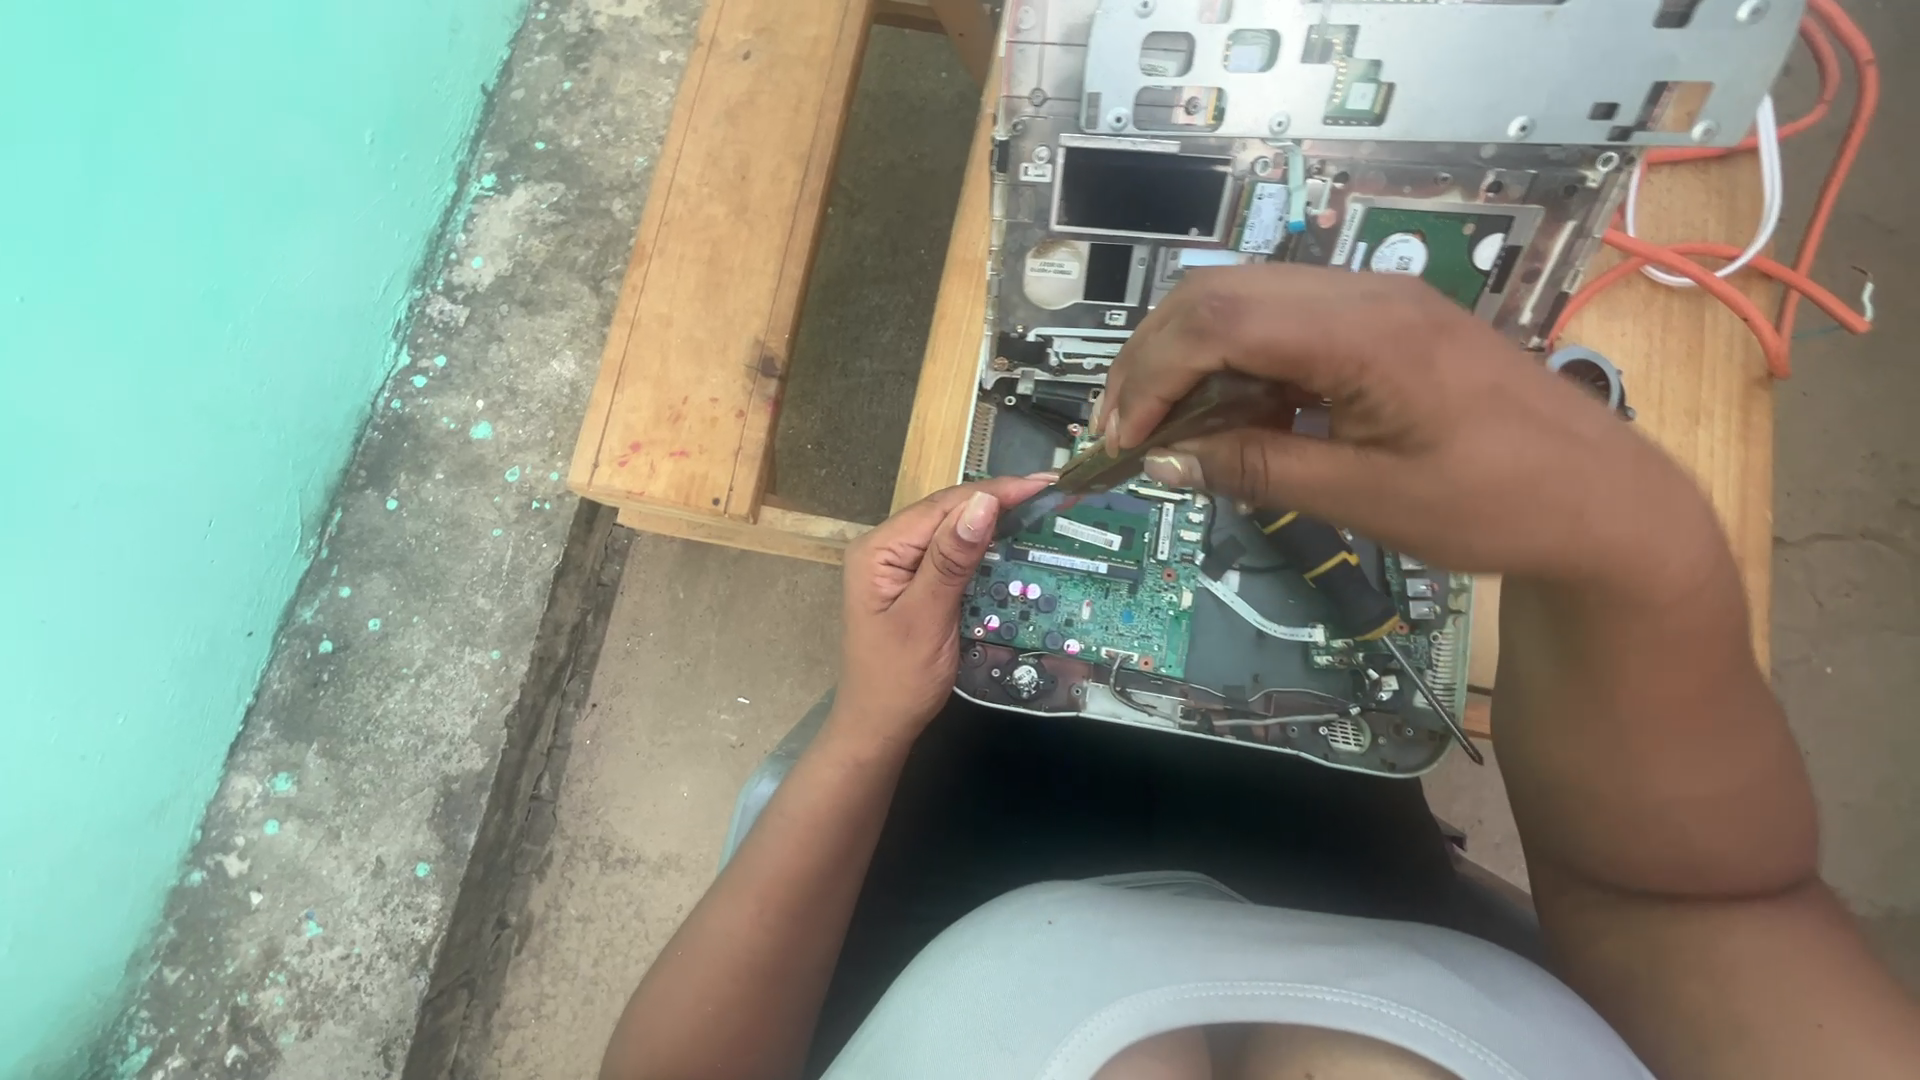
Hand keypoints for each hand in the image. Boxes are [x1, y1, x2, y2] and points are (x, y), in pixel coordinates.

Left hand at [830, 475, 1053, 750]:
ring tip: (1040, 512)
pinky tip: (1011, 544)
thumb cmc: (898, 679)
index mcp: (879, 549)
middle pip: (947, 512)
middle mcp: (886, 548)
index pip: (942, 506)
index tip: (1043, 485)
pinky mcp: (915, 582)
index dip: (994, 492)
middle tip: (1051, 495)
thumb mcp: (926, 618)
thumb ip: (951, 560)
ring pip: (953, 530)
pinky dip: (984, 548)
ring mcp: (900, 565)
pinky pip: (952, 554)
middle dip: (998, 501)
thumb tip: (983, 503)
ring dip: (994, 522)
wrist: (879, 726)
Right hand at [1097, 265, 1722, 588]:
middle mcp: (1360, 295)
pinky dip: (1227, 369)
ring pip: (1238, 303)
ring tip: (1157, 428)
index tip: (1122, 442)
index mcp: (1363, 332)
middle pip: (1216, 295)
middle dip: (1150, 361)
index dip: (1150, 379)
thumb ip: (1255, 469)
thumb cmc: (1493, 506)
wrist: (1603, 502)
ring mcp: (1368, 303)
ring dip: (1182, 361)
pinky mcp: (1372, 326)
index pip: (1217, 323)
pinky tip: (1222, 419)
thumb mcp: (1364, 499)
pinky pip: (1273, 327)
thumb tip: (1161, 461)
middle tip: (1120, 431)